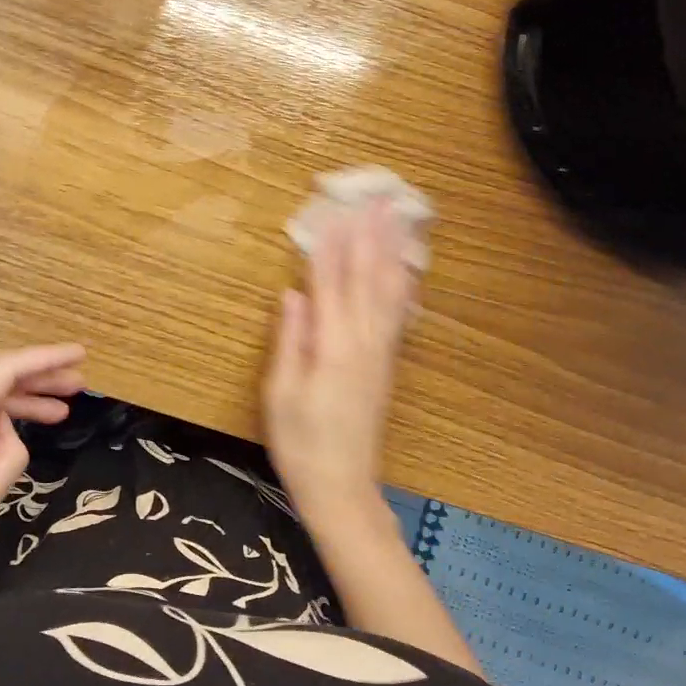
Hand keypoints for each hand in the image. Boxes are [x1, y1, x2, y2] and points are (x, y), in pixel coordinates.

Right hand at [263, 202, 414, 515]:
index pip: (330, 284)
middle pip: (367, 279)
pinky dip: (402, 284)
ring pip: (390, 292)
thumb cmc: (300, 442)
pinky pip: (398, 313)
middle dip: (370, 236)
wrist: (342, 487)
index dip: (330, 246)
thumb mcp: (280, 393)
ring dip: (392, 252)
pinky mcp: (386, 365)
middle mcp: (363, 343)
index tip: (333, 209)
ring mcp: (380, 353)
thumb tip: (293, 293)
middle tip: (378, 198)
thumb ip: (290, 340)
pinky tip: (404, 269)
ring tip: (398, 219)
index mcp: (332, 347)